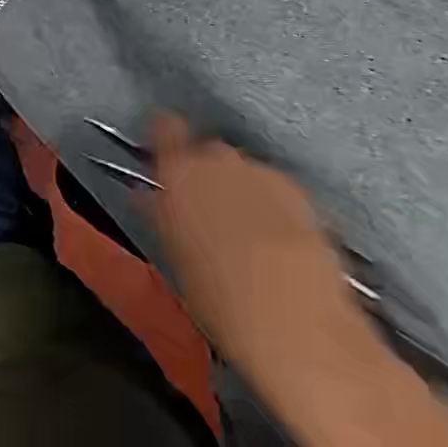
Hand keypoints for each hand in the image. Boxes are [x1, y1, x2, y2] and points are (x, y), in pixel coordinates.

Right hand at [148, 113, 364, 366]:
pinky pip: (272, 187)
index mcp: (178, 170)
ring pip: (241, 170)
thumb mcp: (174, 252)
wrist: (293, 316)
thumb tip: (151, 199)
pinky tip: (272, 241)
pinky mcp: (296, 188)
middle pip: (206, 150)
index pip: (165, 130)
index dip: (165, 137)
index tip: (165, 150)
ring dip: (239, 189)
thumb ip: (160, 211)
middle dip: (205, 173)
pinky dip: (269, 203)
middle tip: (203, 212)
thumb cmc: (221, 294)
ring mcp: (260, 170)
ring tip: (242, 236)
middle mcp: (218, 159)